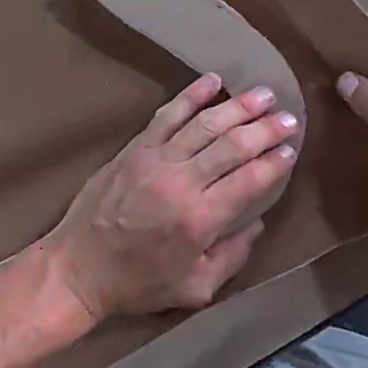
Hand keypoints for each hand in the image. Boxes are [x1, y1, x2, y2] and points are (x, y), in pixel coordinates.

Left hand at [37, 73, 299, 322]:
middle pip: (234, 145)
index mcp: (200, 219)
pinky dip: (192, 94)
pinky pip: (168, 114)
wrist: (76, 271)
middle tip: (290, 119)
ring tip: (265, 95)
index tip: (292, 150)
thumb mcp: (195, 288)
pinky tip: (214, 80)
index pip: (251, 179)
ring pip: (206, 123)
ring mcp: (156, 160)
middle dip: (267, 129)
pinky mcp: (136, 148)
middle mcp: (182, 182)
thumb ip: (233, 257)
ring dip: (240, 106)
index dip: (276, 162)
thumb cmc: (138, 283)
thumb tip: (258, 224)